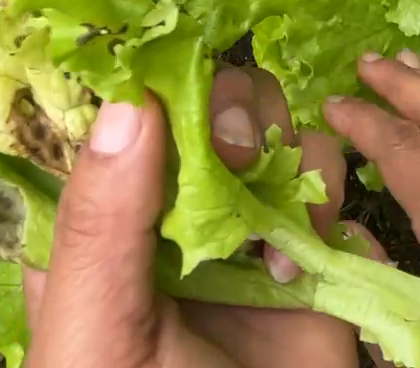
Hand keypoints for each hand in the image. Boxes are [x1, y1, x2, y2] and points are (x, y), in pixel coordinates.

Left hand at [23, 66, 359, 367]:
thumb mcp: (94, 338)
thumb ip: (101, 226)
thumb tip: (131, 102)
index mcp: (102, 216)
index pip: (119, 109)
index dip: (150, 81)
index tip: (174, 83)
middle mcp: (174, 202)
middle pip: (209, 99)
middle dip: (230, 115)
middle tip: (235, 159)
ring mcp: (243, 218)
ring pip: (273, 123)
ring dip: (283, 157)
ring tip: (270, 233)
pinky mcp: (305, 240)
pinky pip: (325, 172)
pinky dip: (325, 198)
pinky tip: (302, 262)